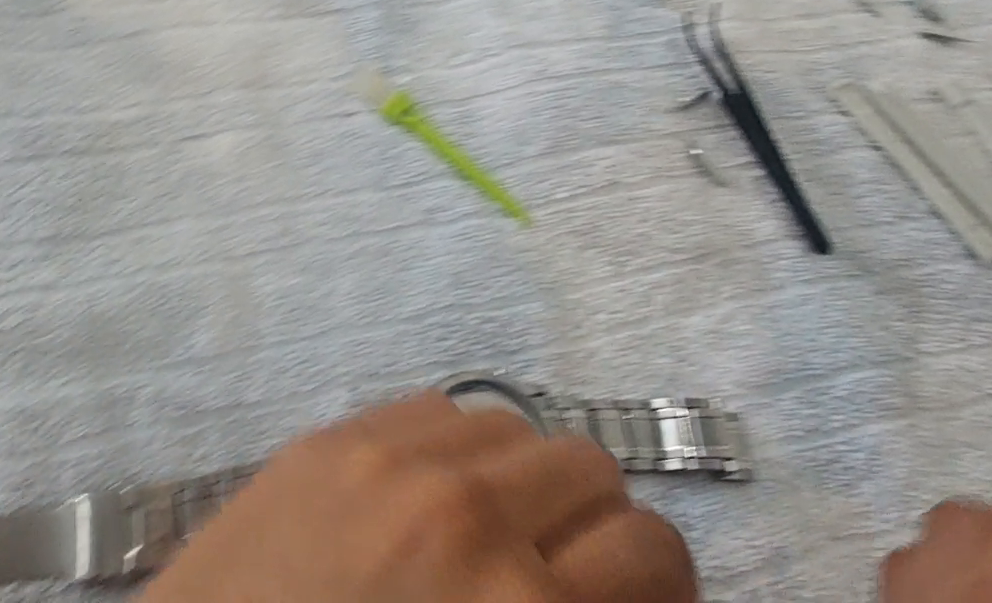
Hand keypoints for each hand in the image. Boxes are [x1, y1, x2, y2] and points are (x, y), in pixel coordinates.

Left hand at [140, 391, 696, 602]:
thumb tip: (608, 591)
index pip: (651, 552)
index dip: (658, 583)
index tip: (636, 601)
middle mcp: (469, 515)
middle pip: (590, 469)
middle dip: (592, 522)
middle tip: (561, 566)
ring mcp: (391, 461)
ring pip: (516, 426)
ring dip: (522, 476)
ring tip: (491, 523)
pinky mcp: (332, 437)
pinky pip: (437, 408)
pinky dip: (455, 446)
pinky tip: (428, 491)